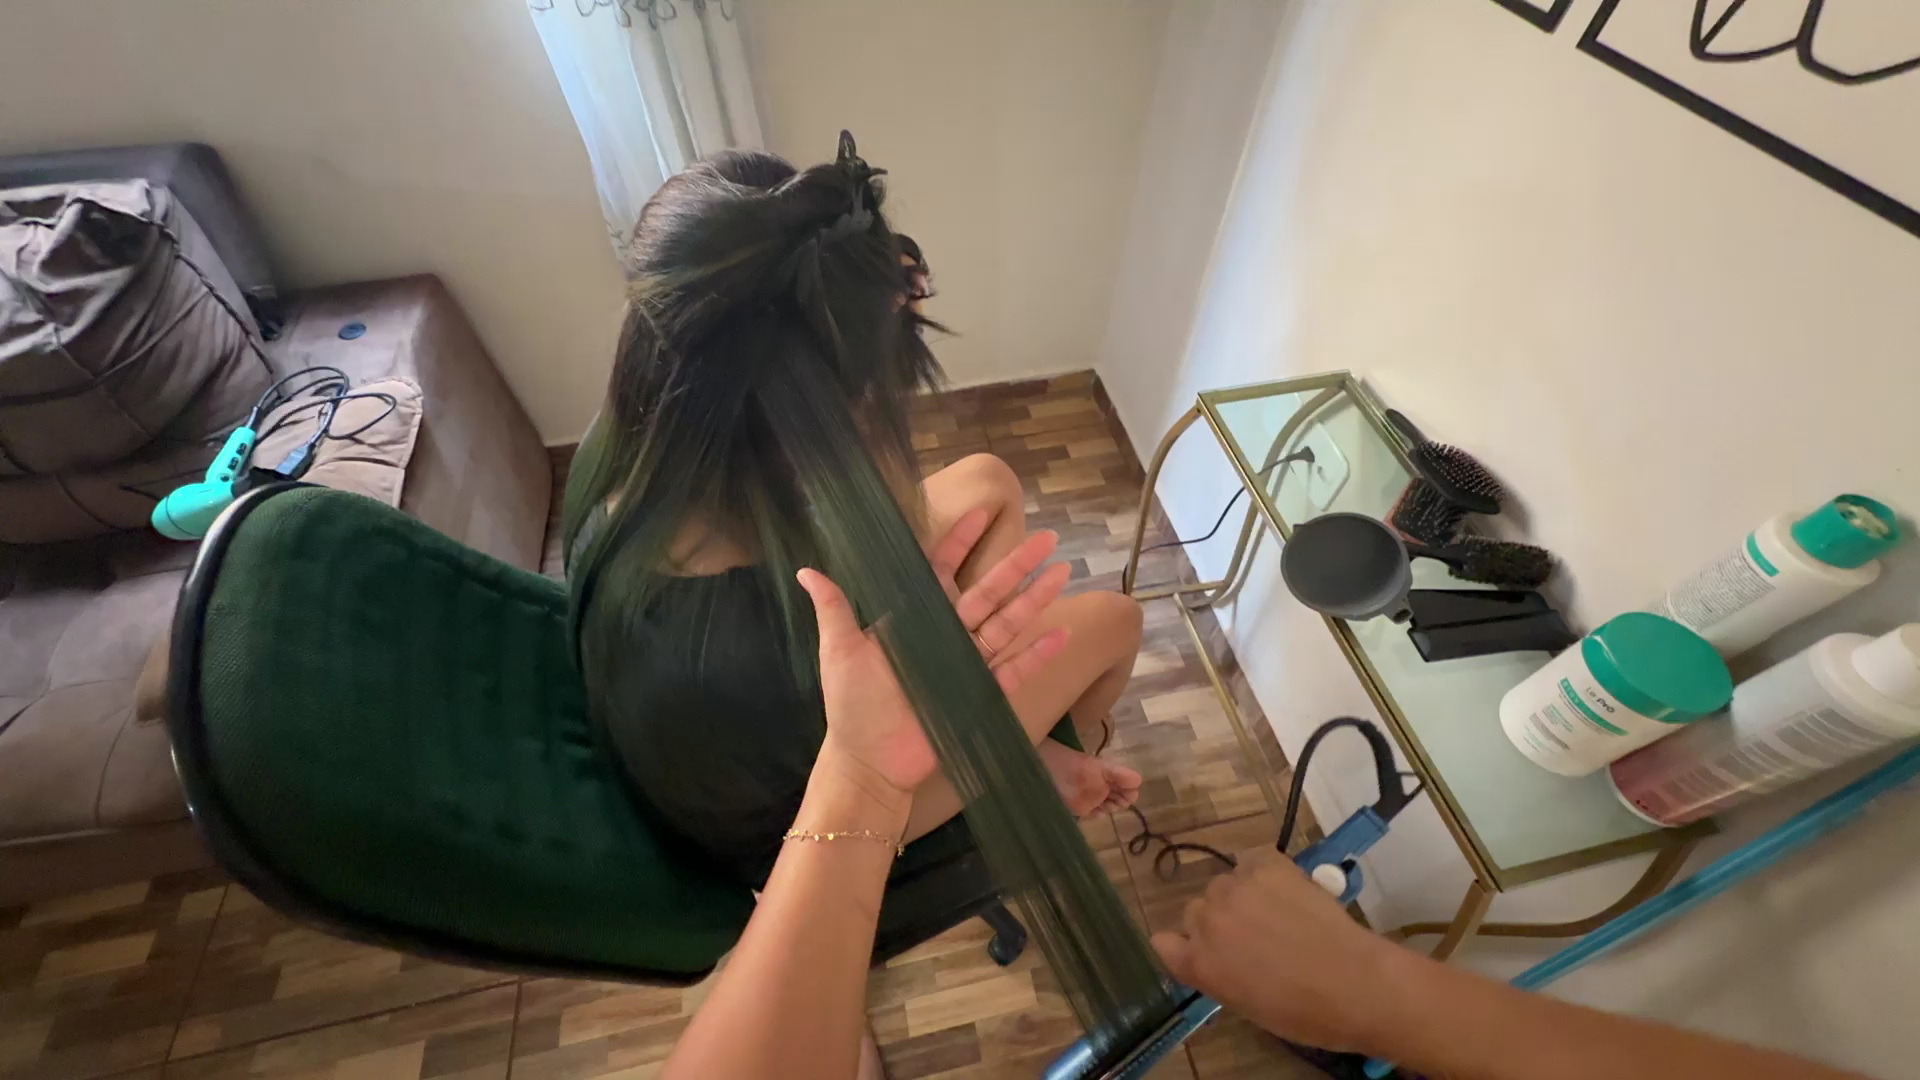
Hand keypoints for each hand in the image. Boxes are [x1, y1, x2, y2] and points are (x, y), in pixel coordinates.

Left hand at [797, 561, 1067, 799]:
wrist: (868, 761)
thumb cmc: (852, 704)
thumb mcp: (840, 651)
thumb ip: (835, 609)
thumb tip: (805, 570)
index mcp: (915, 619)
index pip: (941, 570)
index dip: (960, 541)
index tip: (980, 513)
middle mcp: (946, 635)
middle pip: (988, 591)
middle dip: (1016, 564)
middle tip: (1046, 537)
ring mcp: (967, 663)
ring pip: (1006, 623)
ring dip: (1034, 599)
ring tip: (1062, 572)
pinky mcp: (980, 694)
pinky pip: (1013, 671)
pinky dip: (1036, 654)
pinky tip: (1060, 633)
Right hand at [1150, 852, 1411, 1052]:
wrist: (1358, 983)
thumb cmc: (1306, 1011)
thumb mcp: (1248, 1005)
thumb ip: (1216, 974)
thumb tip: (1212, 955)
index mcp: (1200, 963)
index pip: (1163, 943)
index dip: (1185, 946)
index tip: (1207, 952)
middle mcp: (1206, 919)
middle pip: (1196, 910)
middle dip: (1219, 921)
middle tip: (1254, 938)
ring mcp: (1233, 887)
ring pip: (1224, 884)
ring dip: (1241, 896)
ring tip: (1278, 915)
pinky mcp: (1263, 864)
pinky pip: (1251, 860)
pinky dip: (1263, 872)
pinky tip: (1286, 891)